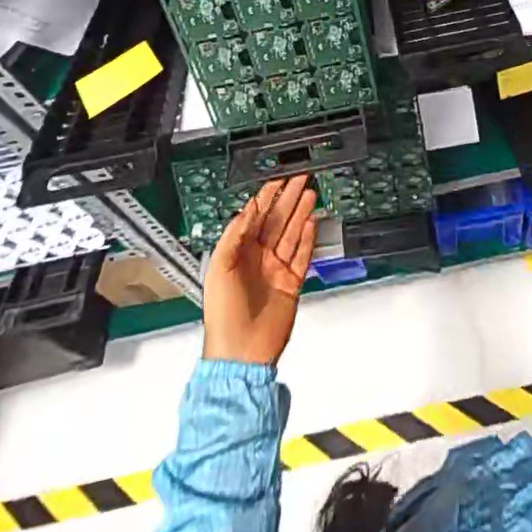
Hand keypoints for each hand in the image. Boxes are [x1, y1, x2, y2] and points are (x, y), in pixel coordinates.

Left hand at [202, 174, 316, 364]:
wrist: (240, 352)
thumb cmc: (222, 315)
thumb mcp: (218, 267)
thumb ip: (233, 236)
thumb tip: (246, 211)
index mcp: (237, 252)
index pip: (255, 216)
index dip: (267, 197)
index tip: (277, 179)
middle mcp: (257, 257)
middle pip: (277, 220)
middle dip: (288, 198)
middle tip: (300, 179)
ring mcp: (275, 270)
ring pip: (291, 233)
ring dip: (301, 213)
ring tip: (310, 193)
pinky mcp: (291, 283)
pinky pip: (302, 255)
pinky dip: (308, 239)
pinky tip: (312, 223)